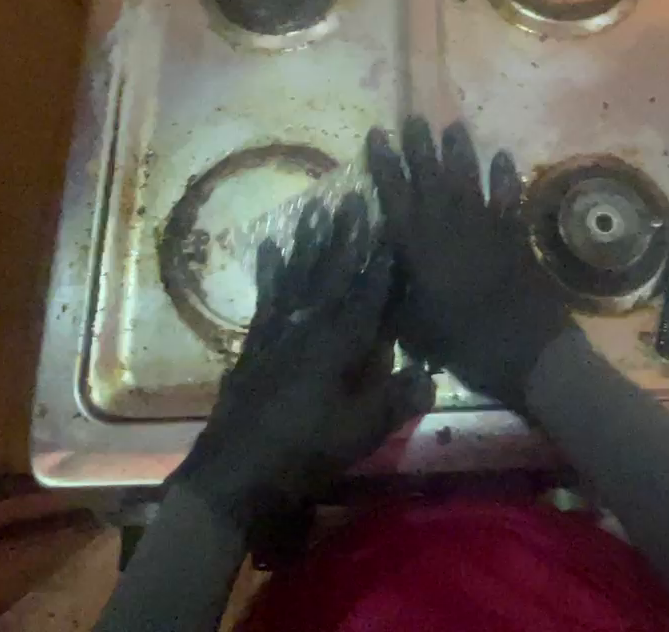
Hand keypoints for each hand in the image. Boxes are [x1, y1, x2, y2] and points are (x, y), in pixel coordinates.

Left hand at [171, 194, 432, 529]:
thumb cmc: (306, 450)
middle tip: (355, 198)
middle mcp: (311, 325)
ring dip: (310, 242)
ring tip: (317, 208)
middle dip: (347, 236)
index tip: (393, 226)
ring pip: (299, 275)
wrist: (236, 471)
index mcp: (342, 342)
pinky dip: (270, 269)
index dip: (384, 261)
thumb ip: (398, 399)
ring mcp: (280, 330)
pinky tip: (269, 246)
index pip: (370, 292)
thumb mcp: (362, 432)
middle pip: (333, 272)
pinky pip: (267, 295)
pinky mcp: (256, 341)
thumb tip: (432, 375)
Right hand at [368, 118, 575, 410]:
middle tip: (413, 118)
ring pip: (468, 176)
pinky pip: (508, 194)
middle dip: (419, 144)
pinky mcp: (514, 231)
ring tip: (453, 126)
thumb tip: (379, 261)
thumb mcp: (409, 323)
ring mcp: (484, 223)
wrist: (522, 350)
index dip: (384, 161)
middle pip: (430, 173)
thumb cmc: (458, 342)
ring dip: (460, 150)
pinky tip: (502, 156)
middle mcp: (447, 224)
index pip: (394, 191)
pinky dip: (505, 174)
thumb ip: (391, 289)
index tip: (378, 133)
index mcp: (416, 244)